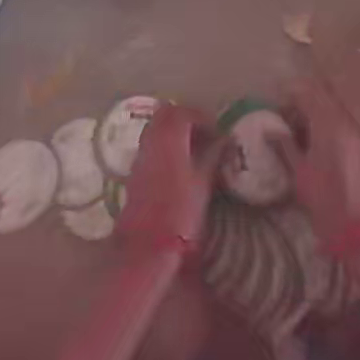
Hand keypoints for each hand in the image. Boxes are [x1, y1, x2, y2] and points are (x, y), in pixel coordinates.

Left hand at [118, 104, 220, 256]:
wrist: (145, 247)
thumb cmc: (179, 214)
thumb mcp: (203, 185)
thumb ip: (212, 157)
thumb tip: (224, 139)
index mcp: (169, 140)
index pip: (182, 112)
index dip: (201, 116)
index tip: (216, 130)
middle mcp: (150, 142)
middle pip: (165, 114)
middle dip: (185, 118)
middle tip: (205, 133)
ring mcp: (140, 156)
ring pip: (155, 128)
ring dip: (174, 131)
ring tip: (194, 148)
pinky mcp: (135, 172)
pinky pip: (150, 145)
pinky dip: (165, 145)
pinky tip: (179, 164)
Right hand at [271, 81, 359, 258]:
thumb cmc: (328, 202)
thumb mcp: (300, 174)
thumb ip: (285, 146)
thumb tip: (271, 129)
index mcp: (329, 124)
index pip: (308, 92)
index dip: (289, 94)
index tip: (275, 103)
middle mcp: (346, 122)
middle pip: (322, 98)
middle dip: (301, 103)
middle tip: (283, 118)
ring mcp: (357, 134)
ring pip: (331, 112)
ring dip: (313, 116)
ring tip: (295, 132)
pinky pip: (340, 125)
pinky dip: (324, 128)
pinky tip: (313, 144)